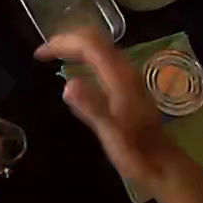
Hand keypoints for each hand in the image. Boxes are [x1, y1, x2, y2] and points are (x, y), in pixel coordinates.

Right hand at [36, 30, 193, 191]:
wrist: (163, 164)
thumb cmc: (136, 154)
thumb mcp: (110, 135)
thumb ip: (91, 108)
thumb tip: (67, 84)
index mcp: (120, 78)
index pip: (89, 45)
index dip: (62, 43)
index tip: (39, 54)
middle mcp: (125, 70)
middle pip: (95, 38)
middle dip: (67, 38)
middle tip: (43, 51)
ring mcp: (128, 75)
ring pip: (100, 45)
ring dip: (76, 44)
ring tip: (53, 55)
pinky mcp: (128, 83)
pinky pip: (103, 56)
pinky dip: (85, 54)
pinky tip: (75, 67)